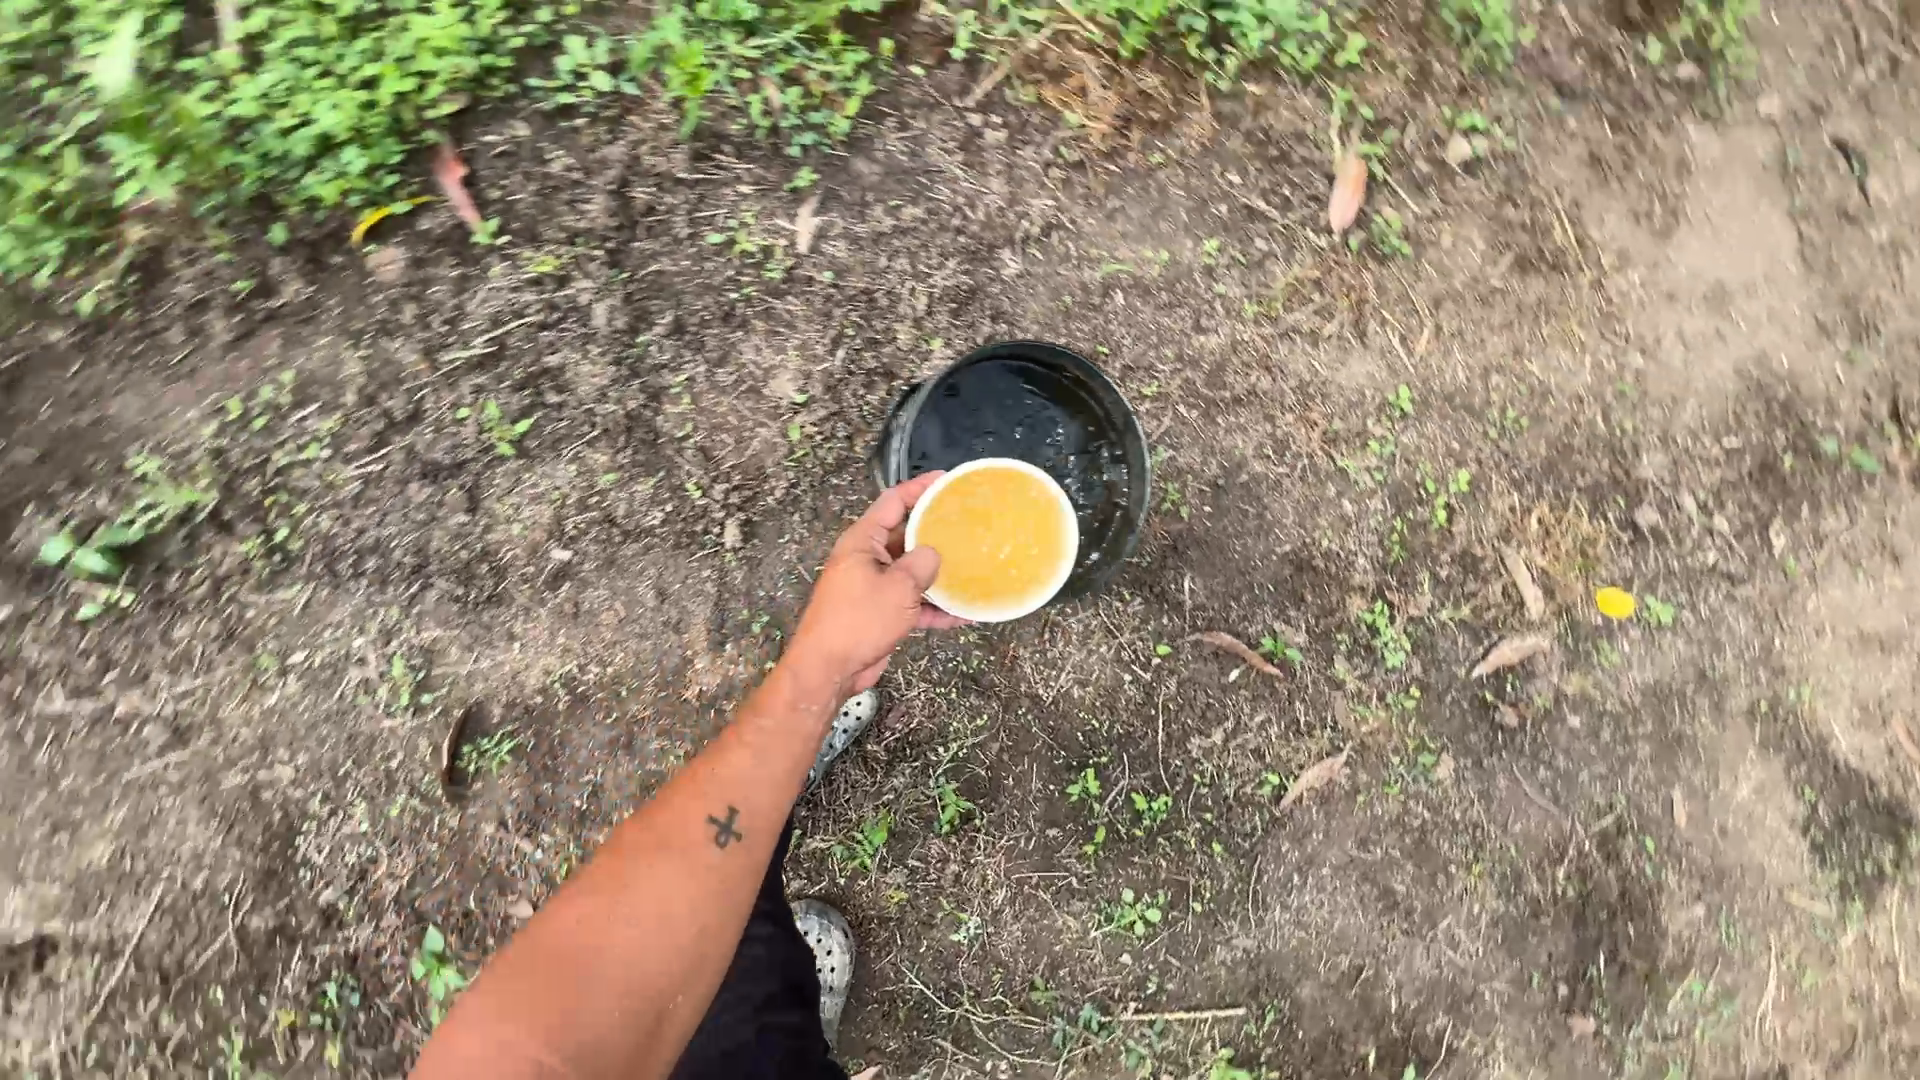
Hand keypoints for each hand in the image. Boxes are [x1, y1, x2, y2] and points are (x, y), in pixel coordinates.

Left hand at [787, 472, 969, 696]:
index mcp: (863, 541)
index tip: (945, 480)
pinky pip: (912, 602)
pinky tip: (963, 614)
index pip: (893, 502)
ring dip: (938, 574)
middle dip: (935, 533)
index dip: (919, 488)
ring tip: (972, 567)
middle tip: (968, 526)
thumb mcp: (897, 587)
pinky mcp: (880, 613)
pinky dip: (933, 608)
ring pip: (911, 571)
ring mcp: (873, 586)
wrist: (829, 670)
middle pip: (905, 536)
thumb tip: (934, 555)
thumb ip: (921, 565)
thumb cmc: (858, 621)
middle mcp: (866, 559)